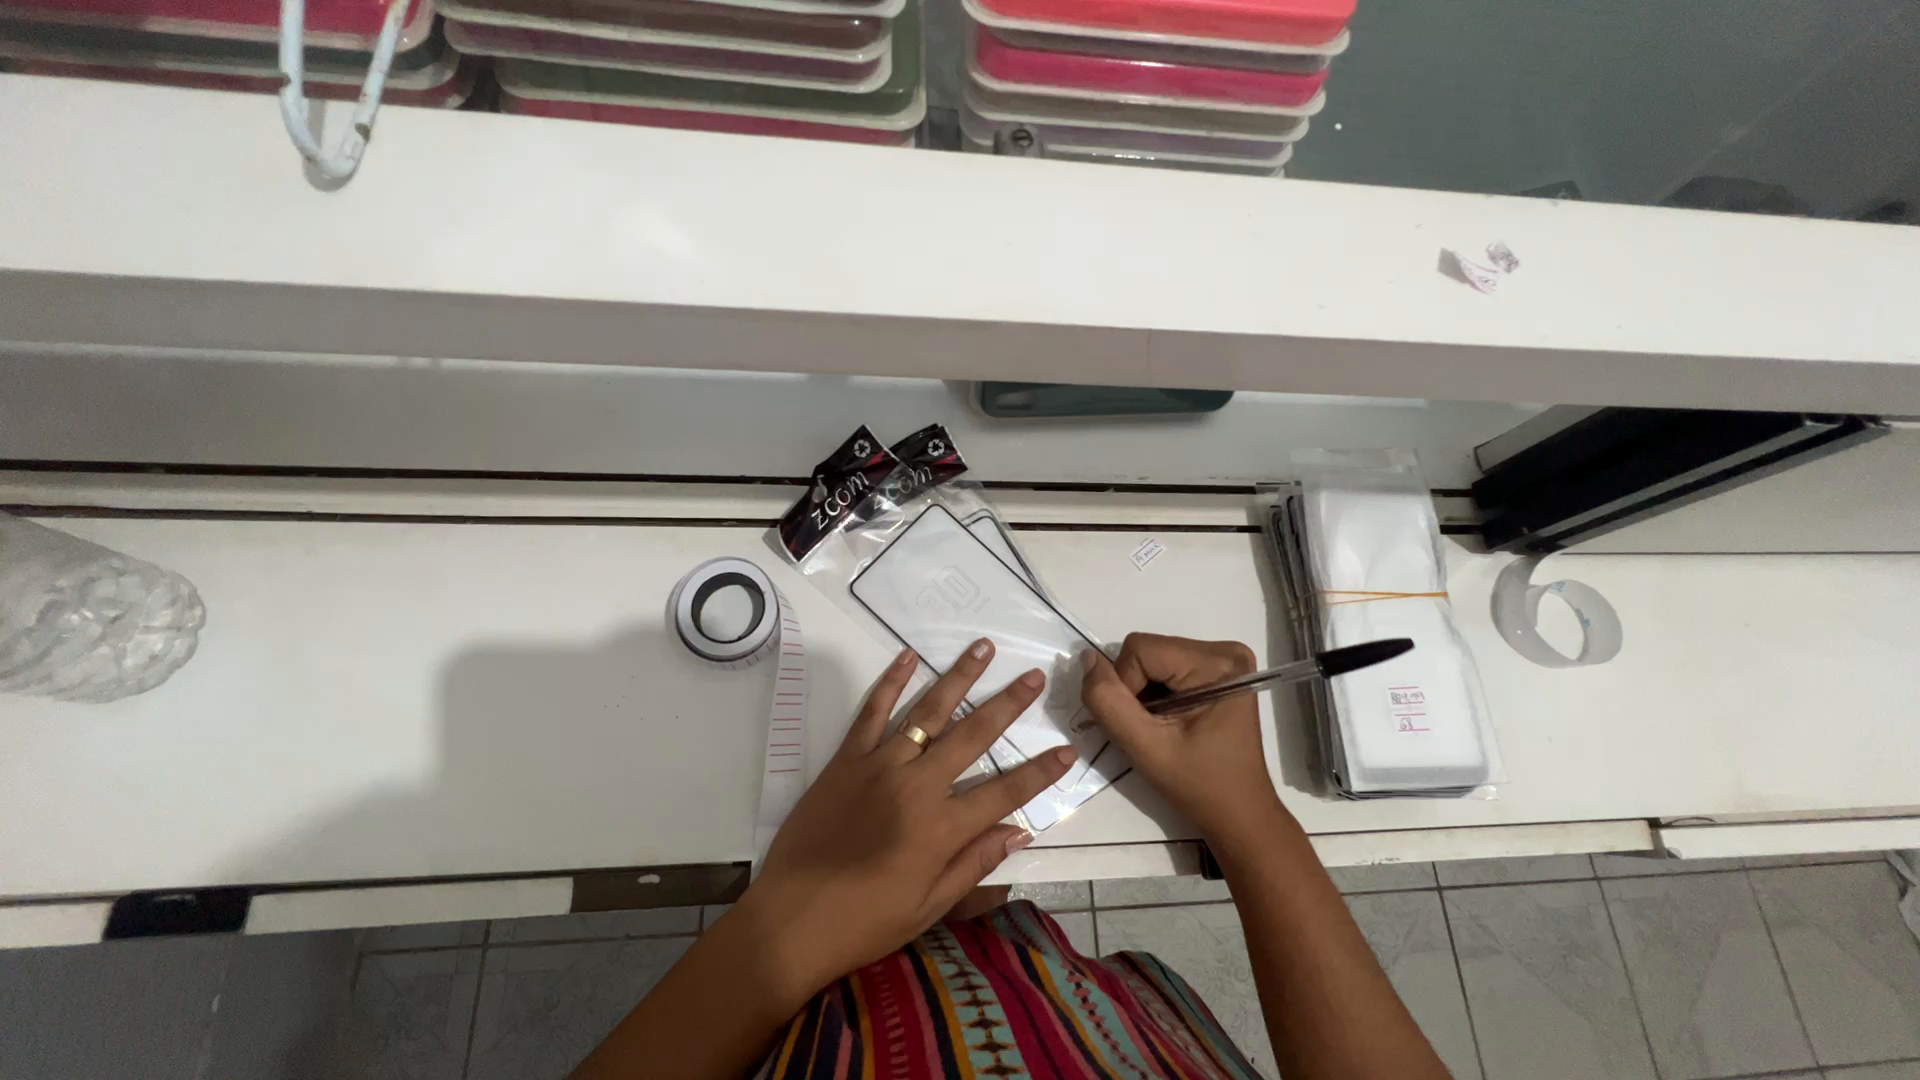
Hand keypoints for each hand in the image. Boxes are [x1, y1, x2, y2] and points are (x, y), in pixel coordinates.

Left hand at [738, 639, 1074, 1000]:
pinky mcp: (846, 759)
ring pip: (928, 712)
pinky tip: (908, 656)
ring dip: (959, 678)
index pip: (1004, 792)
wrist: (791, 919)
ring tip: (982, 648)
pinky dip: (891, 682)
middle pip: (973, 736)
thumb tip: (1020, 830)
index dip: (1040, 772)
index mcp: (941, 828)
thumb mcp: (929, 906)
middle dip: (1008, 704)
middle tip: (1034, 676)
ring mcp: (880, 766)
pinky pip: (872, 712)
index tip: (1068, 750)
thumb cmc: (865, 921)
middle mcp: (917, 786)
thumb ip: (974, 863)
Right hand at [1080, 633, 1286, 843]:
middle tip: (1147, 728)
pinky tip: (1168, 720)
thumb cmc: (1198, 785)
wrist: (1238, 813)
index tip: (1139, 725)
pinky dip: (1155, 692)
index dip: (1124, 685)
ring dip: (1142, 691)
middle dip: (1134, 689)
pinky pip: (1165, 666)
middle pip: (1146, 650)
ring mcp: (1223, 659)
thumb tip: (1087, 659)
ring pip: (1152, 657)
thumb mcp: (1145, 748)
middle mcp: (1224, 651)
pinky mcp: (1217, 671)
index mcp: (1218, 664)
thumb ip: (1108, 702)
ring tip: (1158, 726)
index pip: (1140, 650)